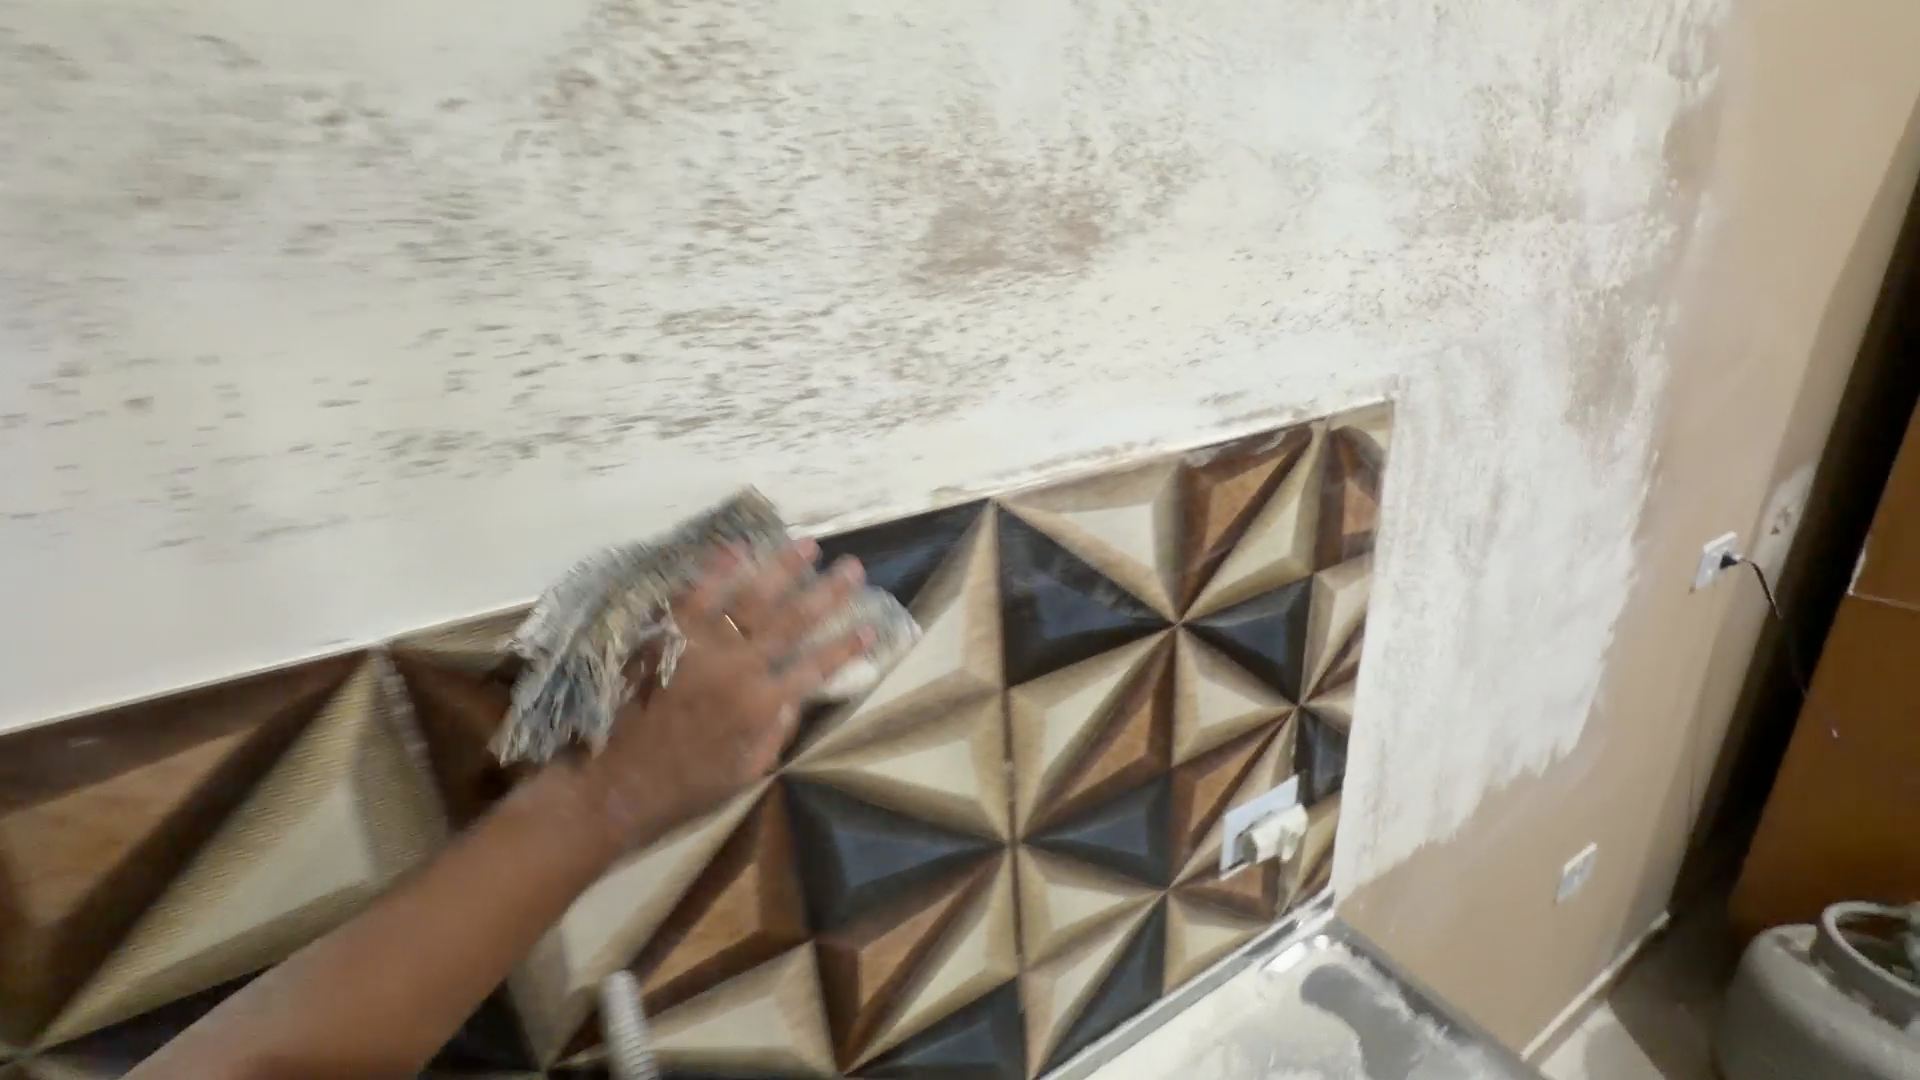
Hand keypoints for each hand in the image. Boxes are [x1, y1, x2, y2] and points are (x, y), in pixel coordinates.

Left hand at [574, 539, 870, 848]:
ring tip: (807, 544)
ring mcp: (700, 648)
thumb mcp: (745, 772)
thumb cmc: (682, 787)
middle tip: (852, 567)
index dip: (847, 646)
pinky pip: (693, 595)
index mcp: (760, 707)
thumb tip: (796, 693)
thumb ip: (776, 731)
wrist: (608, 787)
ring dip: (781, 568)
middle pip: (792, 622)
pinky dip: (715, 570)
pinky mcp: (664, 637)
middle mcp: (737, 669)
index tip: (871, 624)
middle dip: (828, 593)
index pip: (817, 667)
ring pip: (748, 599)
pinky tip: (736, 547)